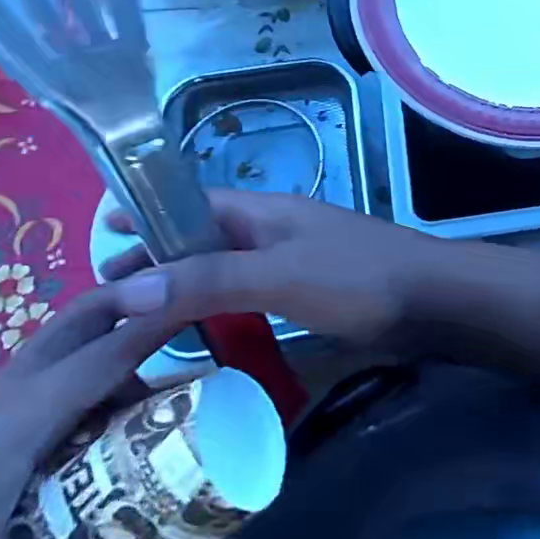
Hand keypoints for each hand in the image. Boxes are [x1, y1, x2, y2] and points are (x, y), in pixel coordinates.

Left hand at [0, 295, 180, 538]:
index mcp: (7, 428)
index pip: (104, 352)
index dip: (161, 321)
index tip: (209, 296)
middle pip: (75, 328)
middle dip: (133, 310)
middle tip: (188, 323)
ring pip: (53, 358)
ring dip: (106, 354)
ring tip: (151, 394)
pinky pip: (32, 390)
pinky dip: (74, 388)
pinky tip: (81, 441)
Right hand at [100, 191, 443, 347]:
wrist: (435, 301)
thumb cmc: (358, 278)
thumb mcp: (280, 275)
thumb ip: (211, 280)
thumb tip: (130, 289)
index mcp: (262, 211)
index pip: (191, 203)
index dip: (148, 214)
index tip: (103, 232)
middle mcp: (272, 230)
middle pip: (203, 239)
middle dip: (159, 260)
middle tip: (112, 297)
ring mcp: (292, 261)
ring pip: (226, 269)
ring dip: (188, 287)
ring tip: (145, 320)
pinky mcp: (309, 292)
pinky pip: (251, 294)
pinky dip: (222, 308)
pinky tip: (207, 335)